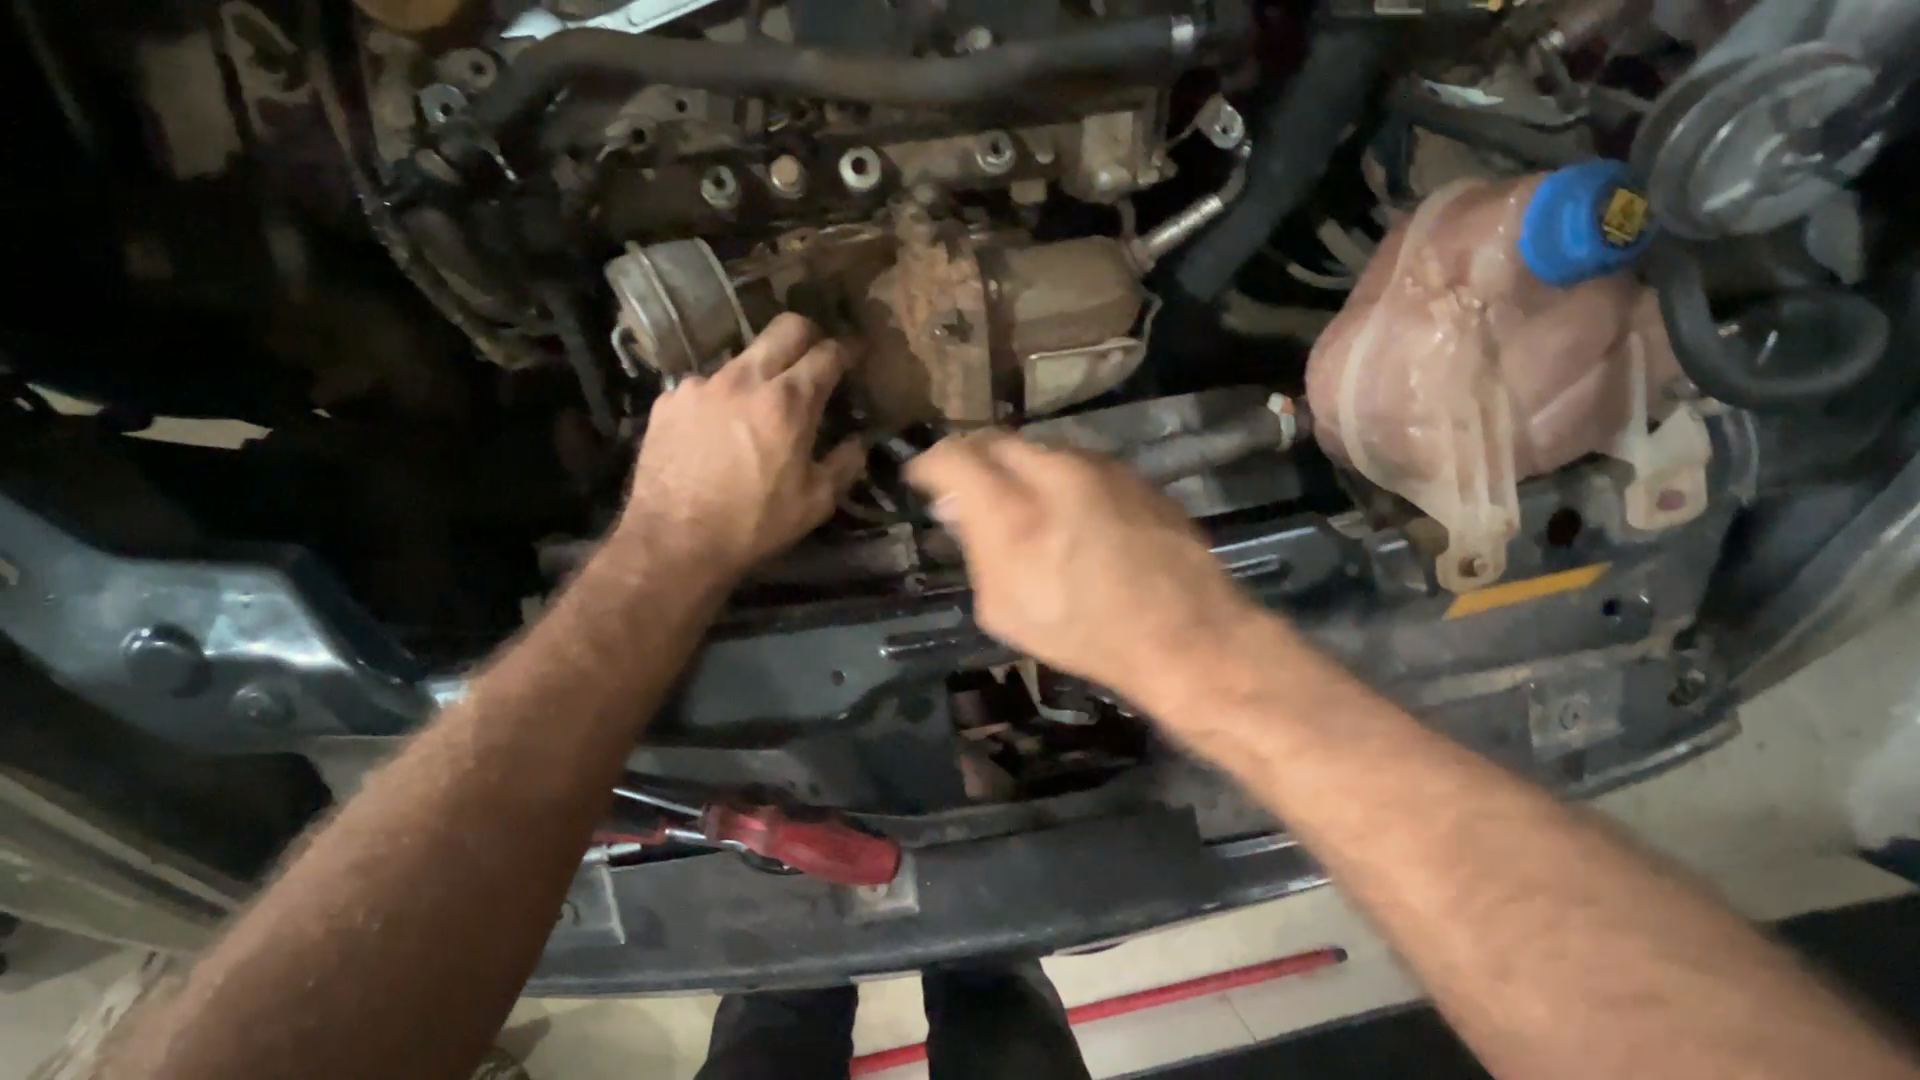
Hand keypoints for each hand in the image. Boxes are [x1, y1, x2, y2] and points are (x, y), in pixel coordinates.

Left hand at [618, 314, 864, 579]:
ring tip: (760, 405)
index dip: (849, 348)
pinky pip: (706, 386)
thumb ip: (845, 464)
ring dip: (761, 372)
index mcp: (790, 401)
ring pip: (743, 358)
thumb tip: (859, 442)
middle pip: (786, 327)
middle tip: (815, 355)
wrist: (675, 542)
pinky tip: (717, 430)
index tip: (857, 352)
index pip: (828, 352)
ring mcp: (702, 384)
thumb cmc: (755, 524)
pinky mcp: (670, 399)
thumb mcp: (816, 502)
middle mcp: (746, 378)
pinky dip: (721, 400)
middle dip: (809, 334)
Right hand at [905, 431, 1259, 700]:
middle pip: (998, 441)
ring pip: (1042, 449)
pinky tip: (1069, 512)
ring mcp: (1100, 468)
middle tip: (967, 486)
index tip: (923, 478)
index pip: (954, 457)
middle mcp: (1055, 472)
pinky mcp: (1134, 475)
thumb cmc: (1083, 634)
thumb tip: (961, 509)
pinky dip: (1060, 479)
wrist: (1184, 633)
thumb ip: (976, 549)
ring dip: (1020, 468)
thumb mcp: (1004, 609)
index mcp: (1013, 510)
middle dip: (974, 459)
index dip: (930, 464)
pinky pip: (1081, 464)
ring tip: (1020, 501)